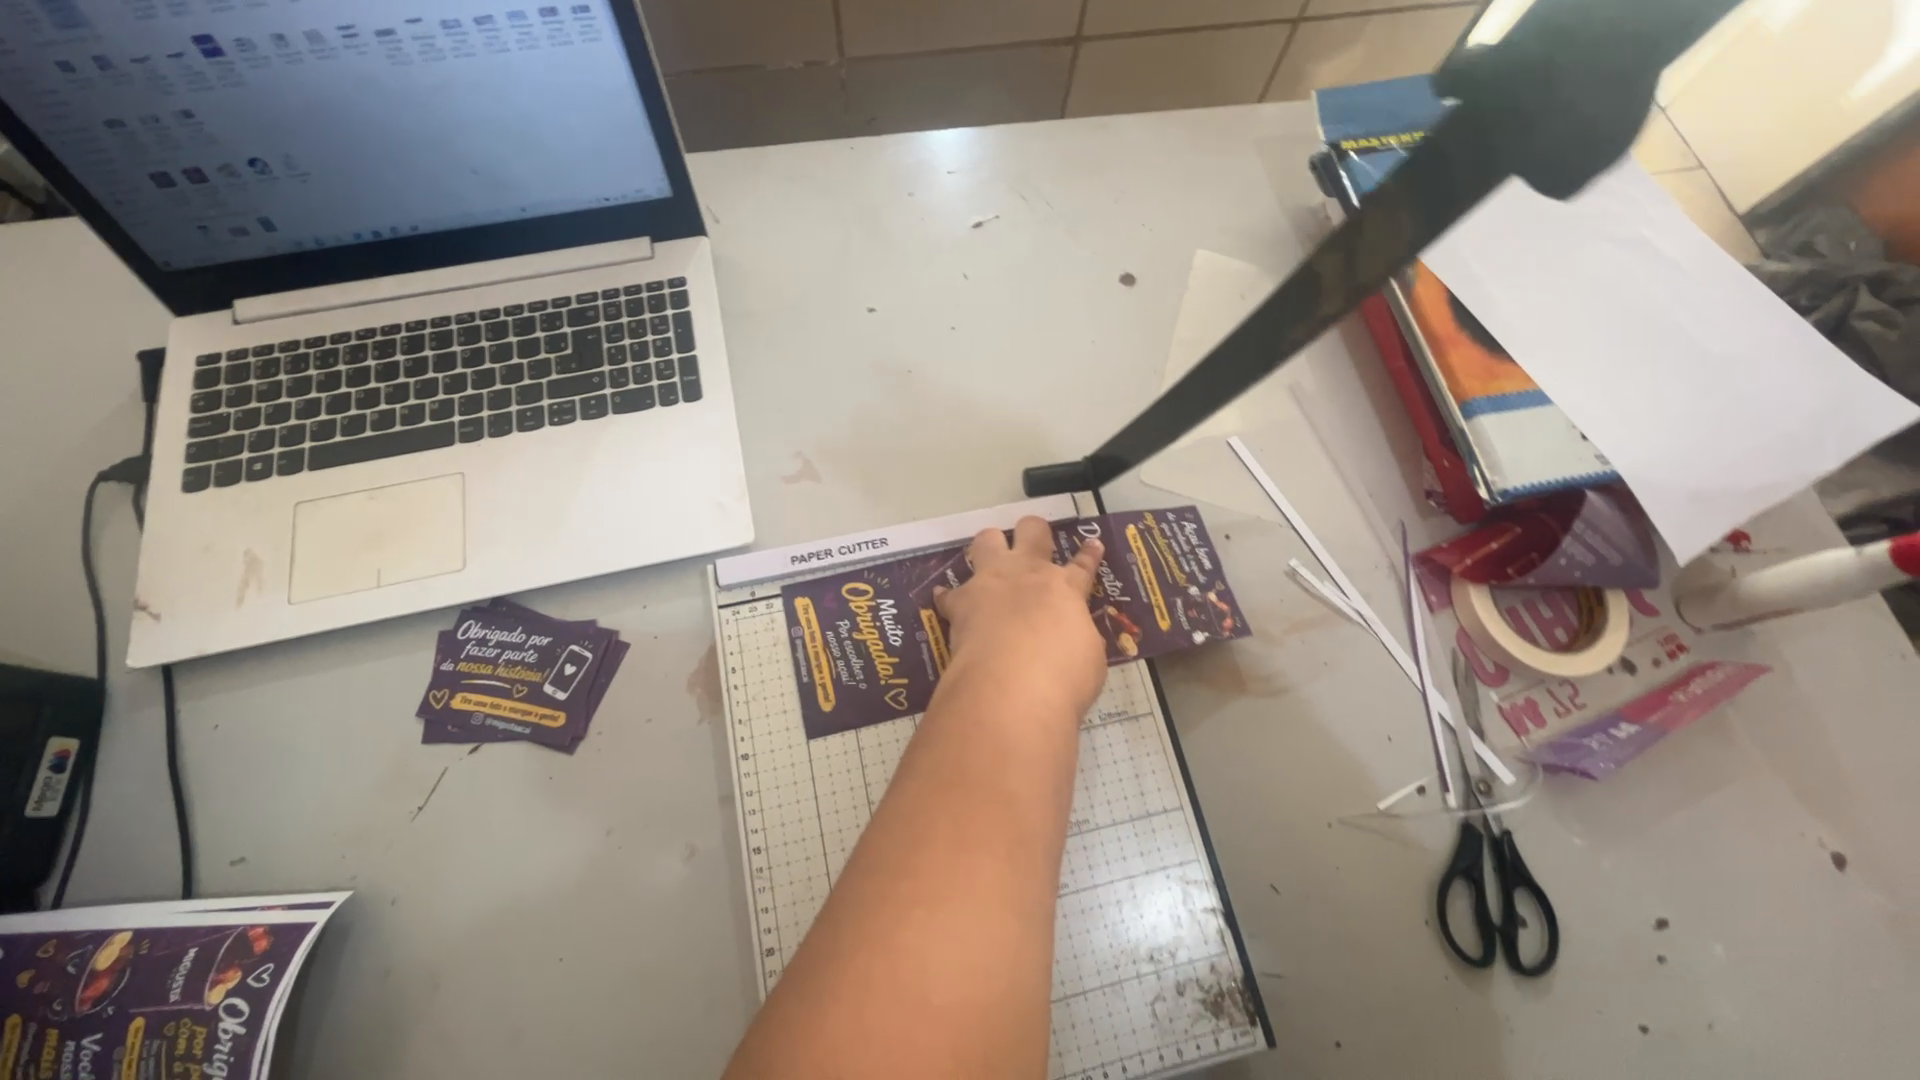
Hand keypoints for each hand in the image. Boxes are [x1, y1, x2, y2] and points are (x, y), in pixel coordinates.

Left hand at [932, 517, 1107, 723]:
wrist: (1011, 685)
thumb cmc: (1063, 675)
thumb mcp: (1090, 657)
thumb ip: (1080, 638)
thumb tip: (1074, 638)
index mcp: (1065, 588)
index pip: (1082, 565)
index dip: (1089, 554)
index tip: (1092, 543)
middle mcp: (1028, 574)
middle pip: (1032, 531)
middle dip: (1034, 531)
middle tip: (1035, 541)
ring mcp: (991, 582)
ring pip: (988, 540)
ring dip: (990, 545)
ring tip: (989, 558)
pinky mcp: (961, 602)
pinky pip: (949, 593)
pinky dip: (948, 597)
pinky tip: (946, 600)